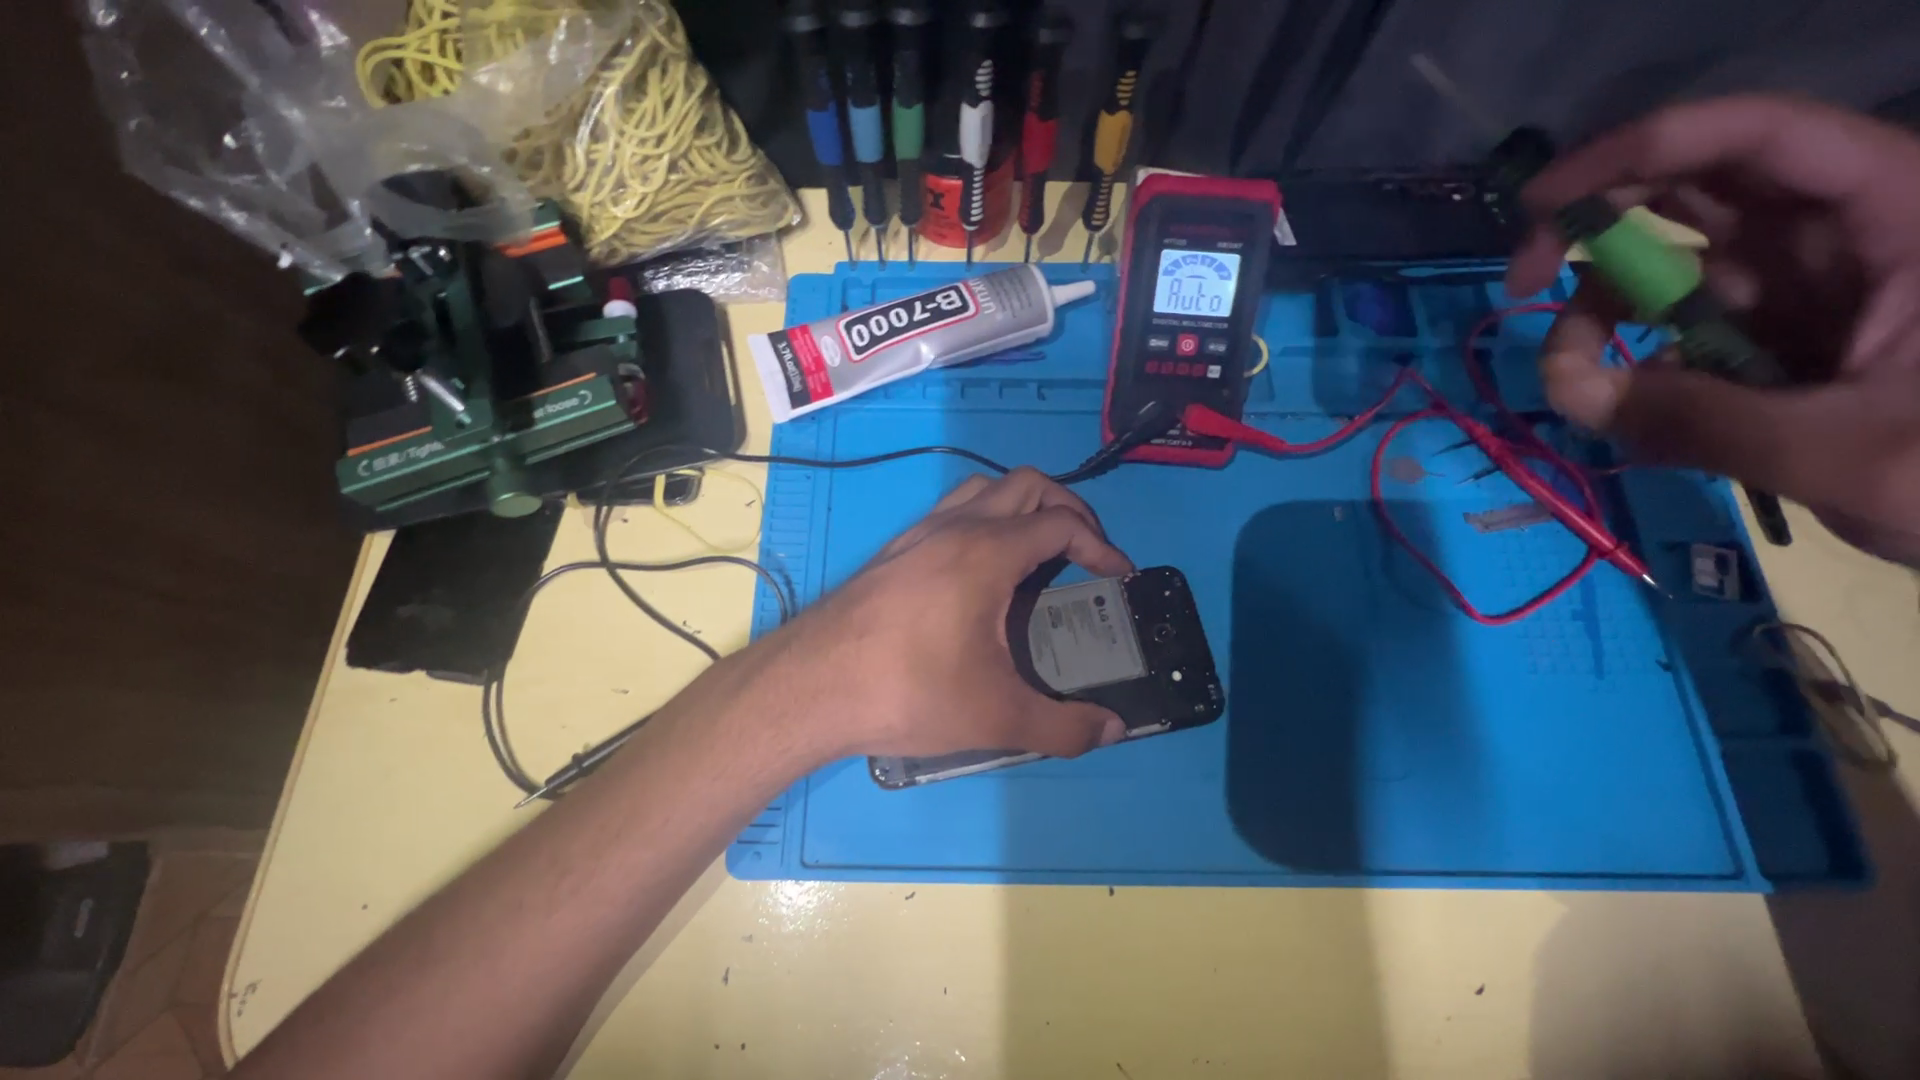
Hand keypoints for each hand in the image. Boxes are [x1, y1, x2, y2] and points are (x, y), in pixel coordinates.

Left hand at [729, 467, 1134, 761]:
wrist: (810, 688)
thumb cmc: (907, 693)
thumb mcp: (996, 718)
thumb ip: (1063, 726)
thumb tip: (1112, 730)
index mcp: (987, 552)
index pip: (1062, 523)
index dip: (1103, 544)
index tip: (1120, 576)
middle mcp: (954, 528)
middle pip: (1028, 485)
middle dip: (1070, 510)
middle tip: (1087, 553)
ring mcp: (918, 534)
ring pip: (984, 489)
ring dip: (1023, 506)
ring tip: (1039, 552)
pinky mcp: (893, 552)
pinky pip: (951, 511)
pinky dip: (983, 520)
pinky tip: (979, 572)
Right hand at [1505, 95, 1919, 564]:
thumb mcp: (1849, 452)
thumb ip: (1702, 422)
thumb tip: (1570, 395)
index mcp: (1899, 213)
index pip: (1753, 139)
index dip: (1635, 153)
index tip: (1537, 207)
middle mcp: (1845, 233)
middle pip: (1694, 193)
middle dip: (1595, 234)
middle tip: (1521, 286)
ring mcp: (1810, 289)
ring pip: (1674, 270)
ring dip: (1604, 319)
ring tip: (1577, 388)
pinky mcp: (1784, 341)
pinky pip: (1685, 336)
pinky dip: (1639, 369)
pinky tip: (1630, 414)